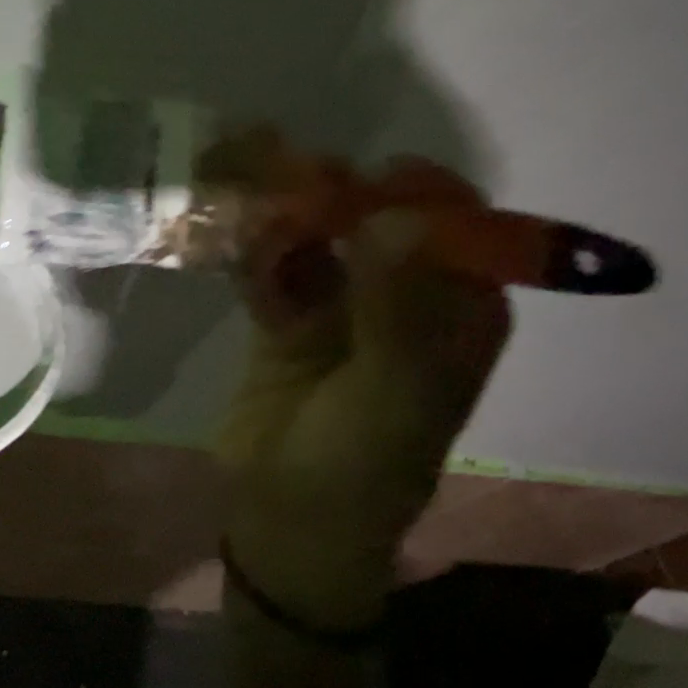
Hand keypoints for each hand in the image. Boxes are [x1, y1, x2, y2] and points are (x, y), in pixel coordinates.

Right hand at [208, 134, 510, 631]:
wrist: (285, 517)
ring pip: (315, 235)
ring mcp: (340, 303)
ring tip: (241, 194)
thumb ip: (395, 308)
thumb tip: (395, 217)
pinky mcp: (284, 315)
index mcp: (456, 311)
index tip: (358, 178)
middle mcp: (403, 295)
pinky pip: (271, 265)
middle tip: (277, 171)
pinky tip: (231, 242)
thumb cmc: (359, 466)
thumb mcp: (391, 394)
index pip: (451, 225)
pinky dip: (252, 250)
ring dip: (280, 213)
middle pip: (373, 218)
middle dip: (330, 192)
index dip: (410, 192)